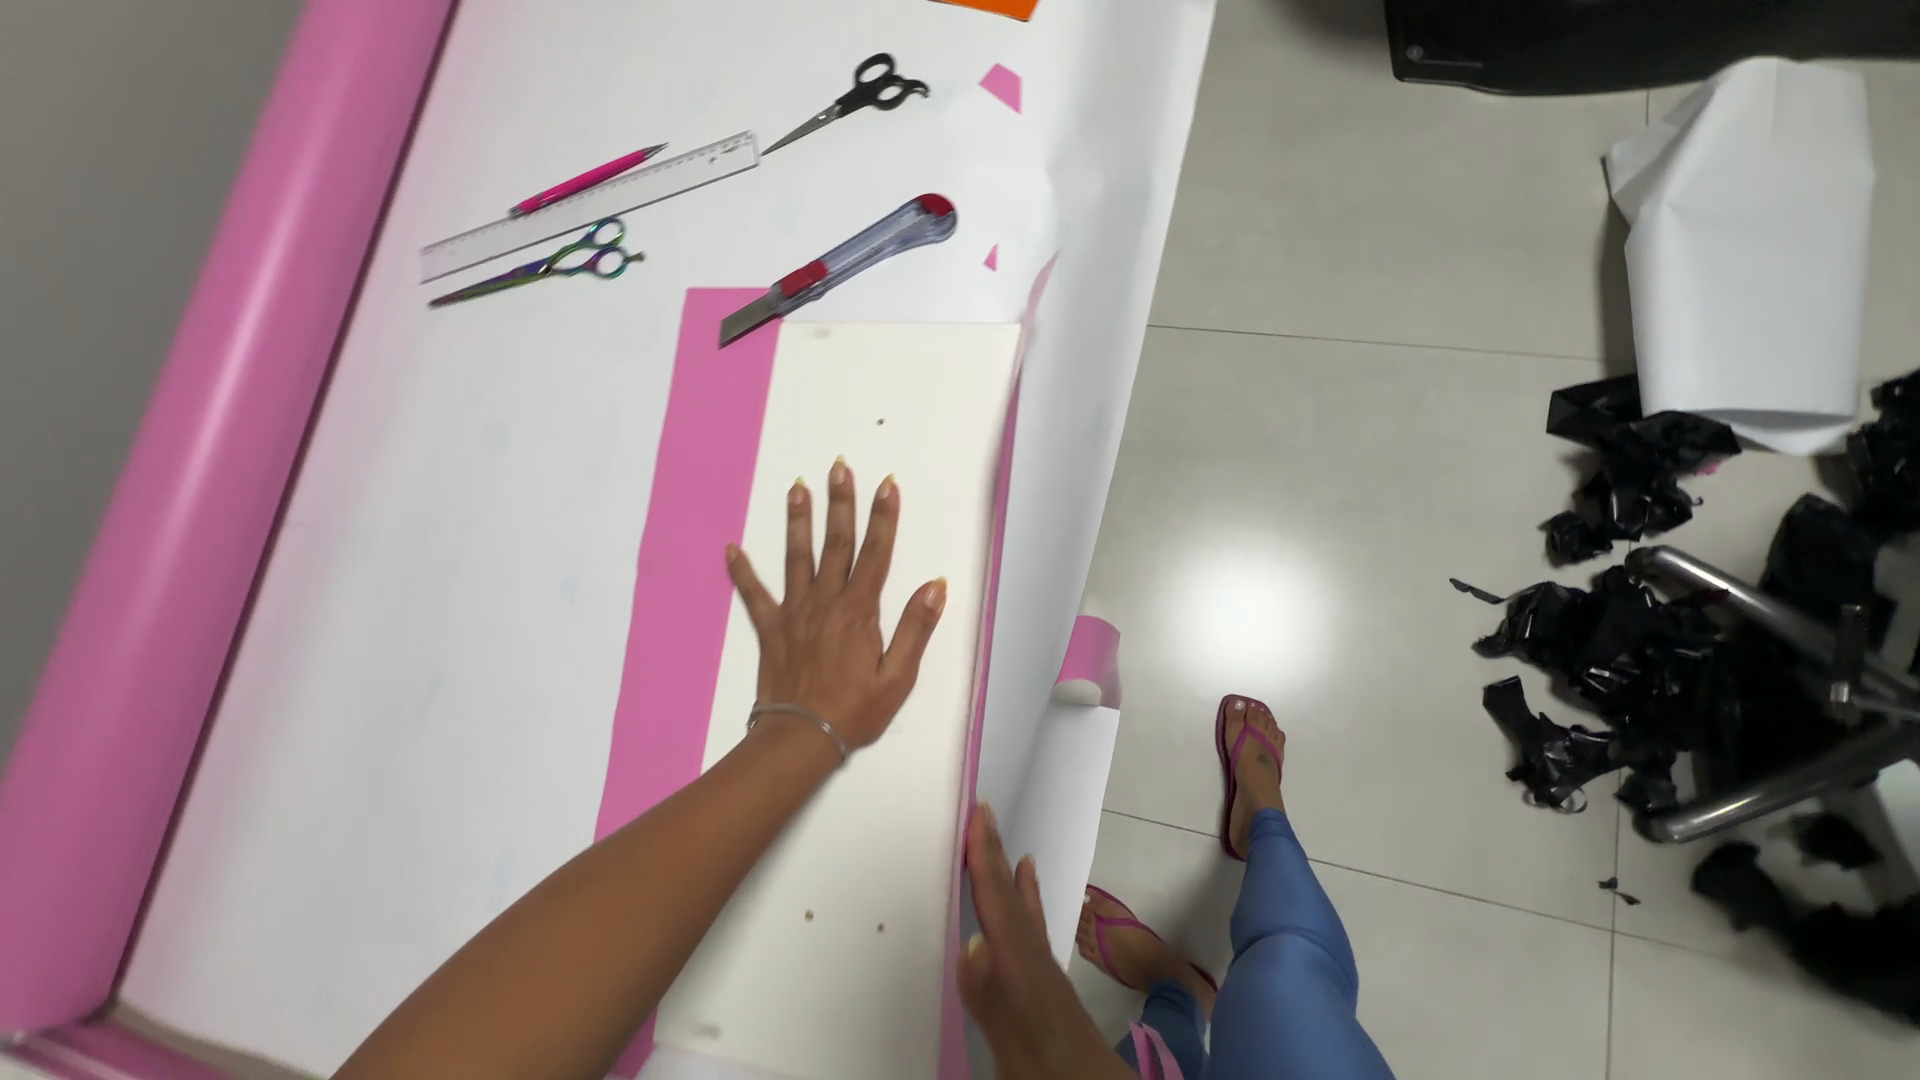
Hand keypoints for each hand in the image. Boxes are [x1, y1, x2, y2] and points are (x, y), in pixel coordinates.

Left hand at [725, 458, 946, 749]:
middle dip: (840, 503)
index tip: (887, 485)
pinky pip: (754, 594)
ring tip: (796, 487)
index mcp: (858, 610)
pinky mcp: (770, 629)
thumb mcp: (898, 677)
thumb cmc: (855, 710)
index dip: (884, 517)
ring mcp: (794, 612)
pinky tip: (731, 548)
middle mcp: (825, 601)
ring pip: (797, 556)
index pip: (876, 553)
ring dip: (798, 520)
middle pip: (836, 543)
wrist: (801, 738)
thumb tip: (934, 586)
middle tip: (838, 467)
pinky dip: (742, 571)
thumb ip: (916, 628)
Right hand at [959, 805, 1134, 1079]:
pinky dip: (1026, 899)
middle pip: (1009, 895)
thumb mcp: (1013, 1038)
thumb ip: (990, 994)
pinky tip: (1026, 890)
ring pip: (1021, 906)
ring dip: (1007, 872)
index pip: (998, 900)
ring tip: (1001, 839)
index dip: (986, 857)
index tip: (978, 814)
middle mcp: (1032, 955)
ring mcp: (1041, 965)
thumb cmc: (1047, 1067)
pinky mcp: (1045, 978)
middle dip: (994, 853)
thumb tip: (970, 942)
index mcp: (1019, 963)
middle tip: (983, 811)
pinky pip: (1031, 923)